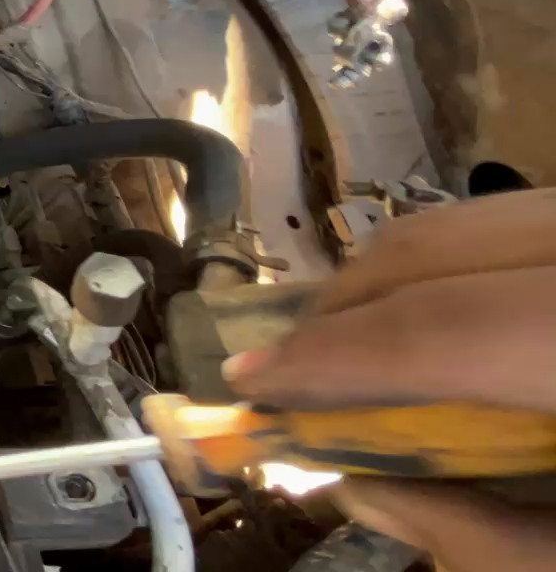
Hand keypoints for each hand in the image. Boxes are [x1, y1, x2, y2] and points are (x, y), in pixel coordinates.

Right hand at [221, 188, 555, 570]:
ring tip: (351, 345)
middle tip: (285, 372)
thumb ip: (512, 543)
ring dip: (378, 284)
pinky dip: (443, 265)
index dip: (326, 359)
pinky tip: (441, 316)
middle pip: (425, 258)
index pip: (438, 332)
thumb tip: (366, 495)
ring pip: (453, 225)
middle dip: (335, 314)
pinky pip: (500, 221)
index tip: (249, 385)